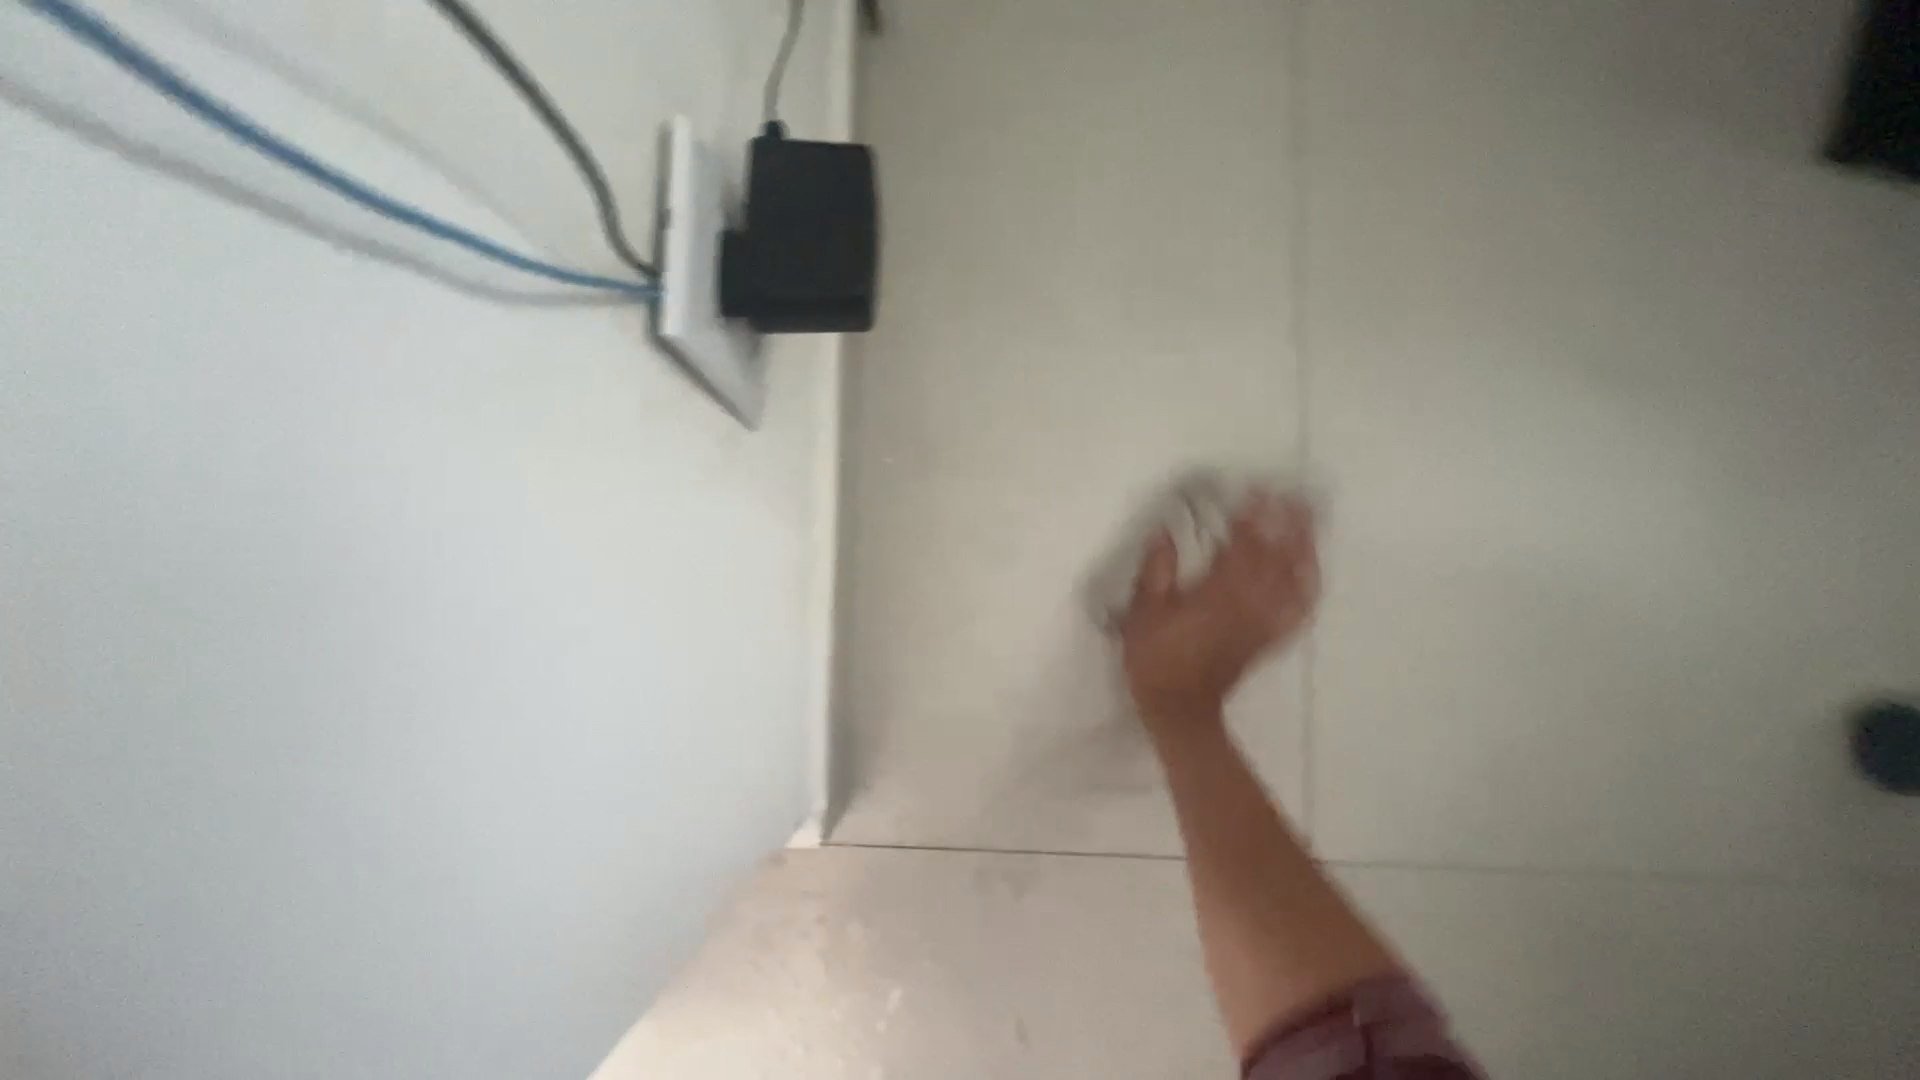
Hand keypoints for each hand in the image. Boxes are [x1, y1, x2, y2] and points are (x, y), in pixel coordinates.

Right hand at [1119, 494, 1319, 732]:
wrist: (1181, 708)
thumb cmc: (1156, 660)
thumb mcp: (1143, 614)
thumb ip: (1155, 572)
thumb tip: (1164, 533)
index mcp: (1215, 596)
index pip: (1240, 548)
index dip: (1251, 517)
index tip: (1257, 490)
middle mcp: (1247, 605)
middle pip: (1276, 558)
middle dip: (1288, 525)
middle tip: (1297, 495)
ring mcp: (1263, 623)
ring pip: (1292, 580)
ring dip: (1304, 549)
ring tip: (1310, 521)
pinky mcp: (1269, 638)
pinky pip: (1296, 610)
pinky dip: (1307, 588)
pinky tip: (1312, 571)